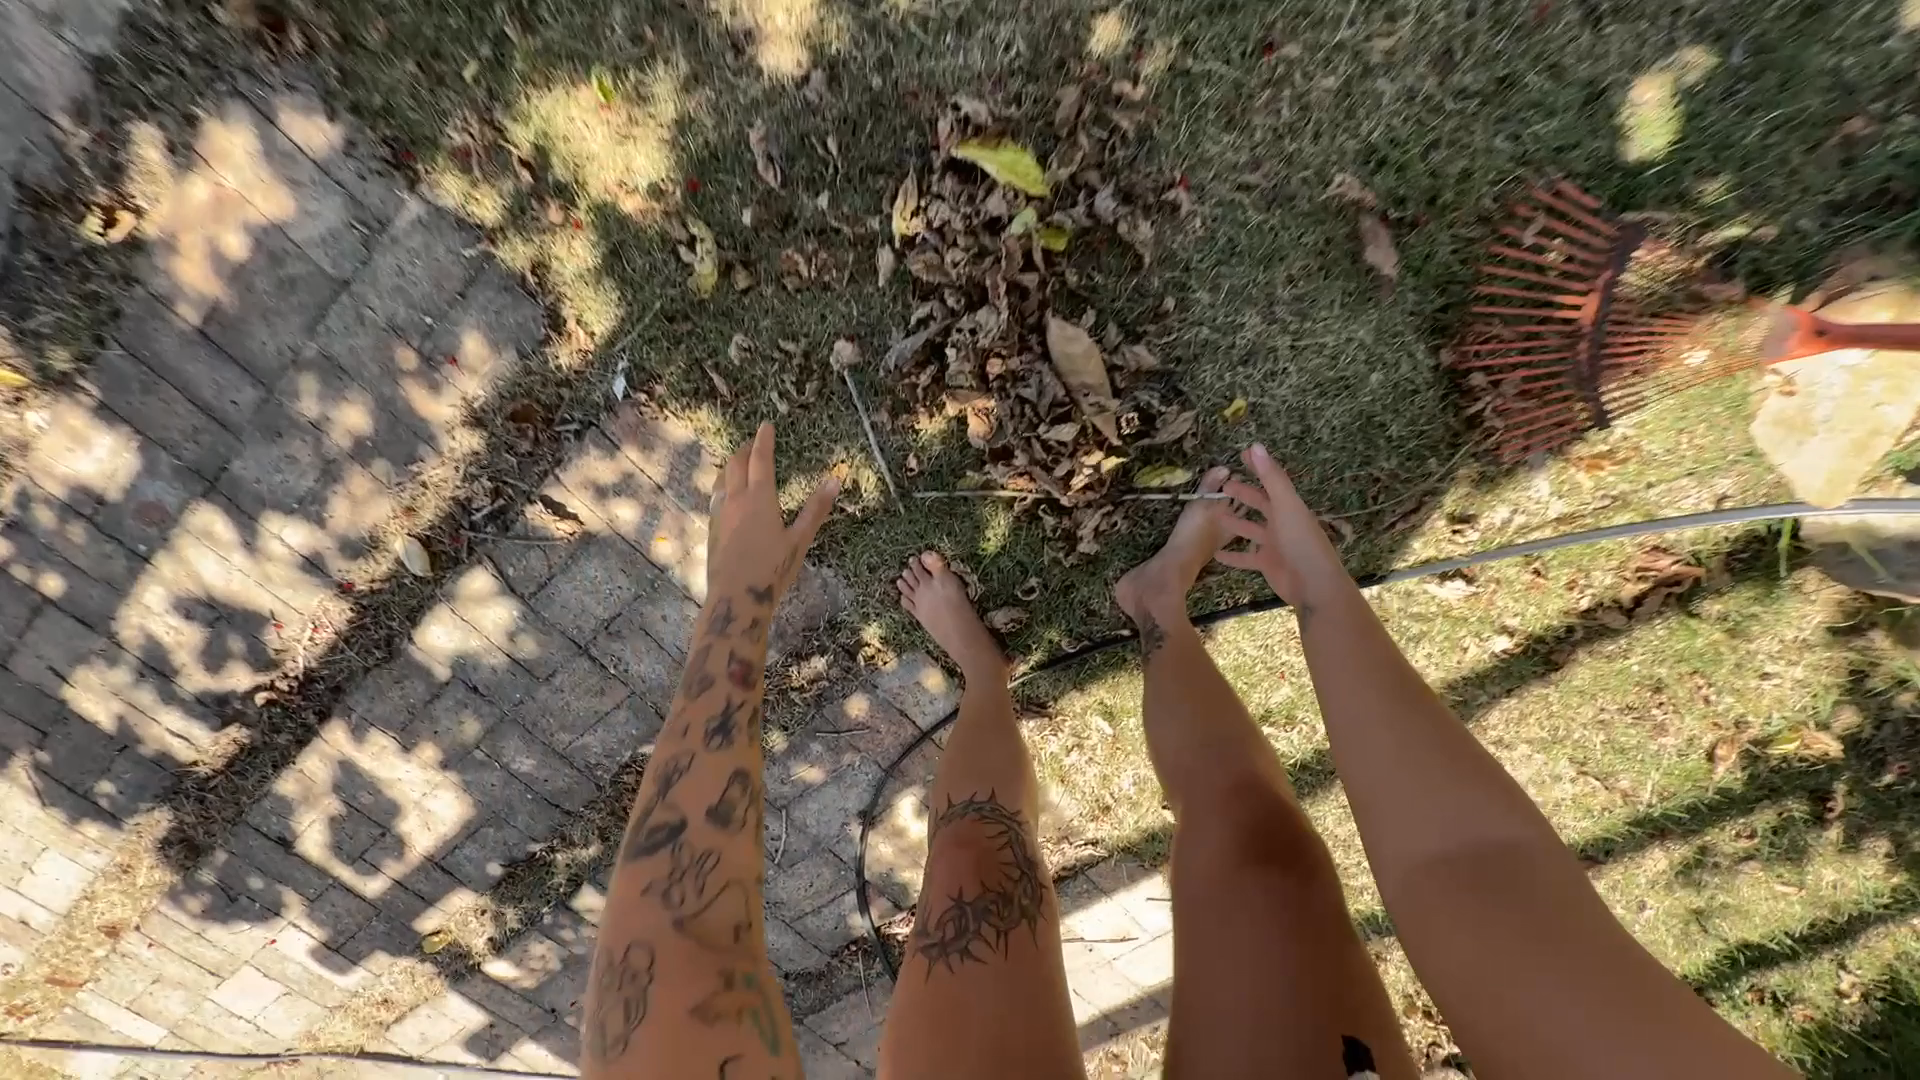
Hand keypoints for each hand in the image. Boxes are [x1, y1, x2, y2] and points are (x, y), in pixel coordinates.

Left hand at [705, 423, 840, 603]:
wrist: (735, 598)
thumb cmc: (772, 570)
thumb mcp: (800, 540)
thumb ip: (816, 509)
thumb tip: (834, 480)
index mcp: (760, 499)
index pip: (760, 460)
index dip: (763, 440)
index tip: (766, 425)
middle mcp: (736, 500)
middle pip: (735, 464)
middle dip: (745, 449)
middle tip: (755, 442)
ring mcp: (720, 514)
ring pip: (722, 479)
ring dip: (731, 465)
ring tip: (740, 462)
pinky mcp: (712, 528)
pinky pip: (717, 495)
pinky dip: (724, 484)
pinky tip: (729, 494)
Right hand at [1214, 443, 1345, 607]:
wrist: (1313, 584)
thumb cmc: (1301, 541)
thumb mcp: (1285, 505)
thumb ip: (1271, 477)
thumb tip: (1255, 445)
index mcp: (1289, 506)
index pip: (1270, 481)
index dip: (1257, 468)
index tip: (1241, 455)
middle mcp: (1282, 523)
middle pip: (1260, 504)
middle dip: (1243, 495)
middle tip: (1223, 487)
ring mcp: (1275, 545)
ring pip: (1251, 530)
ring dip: (1235, 524)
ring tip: (1216, 517)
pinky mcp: (1267, 564)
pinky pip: (1246, 558)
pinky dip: (1232, 556)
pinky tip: (1216, 554)